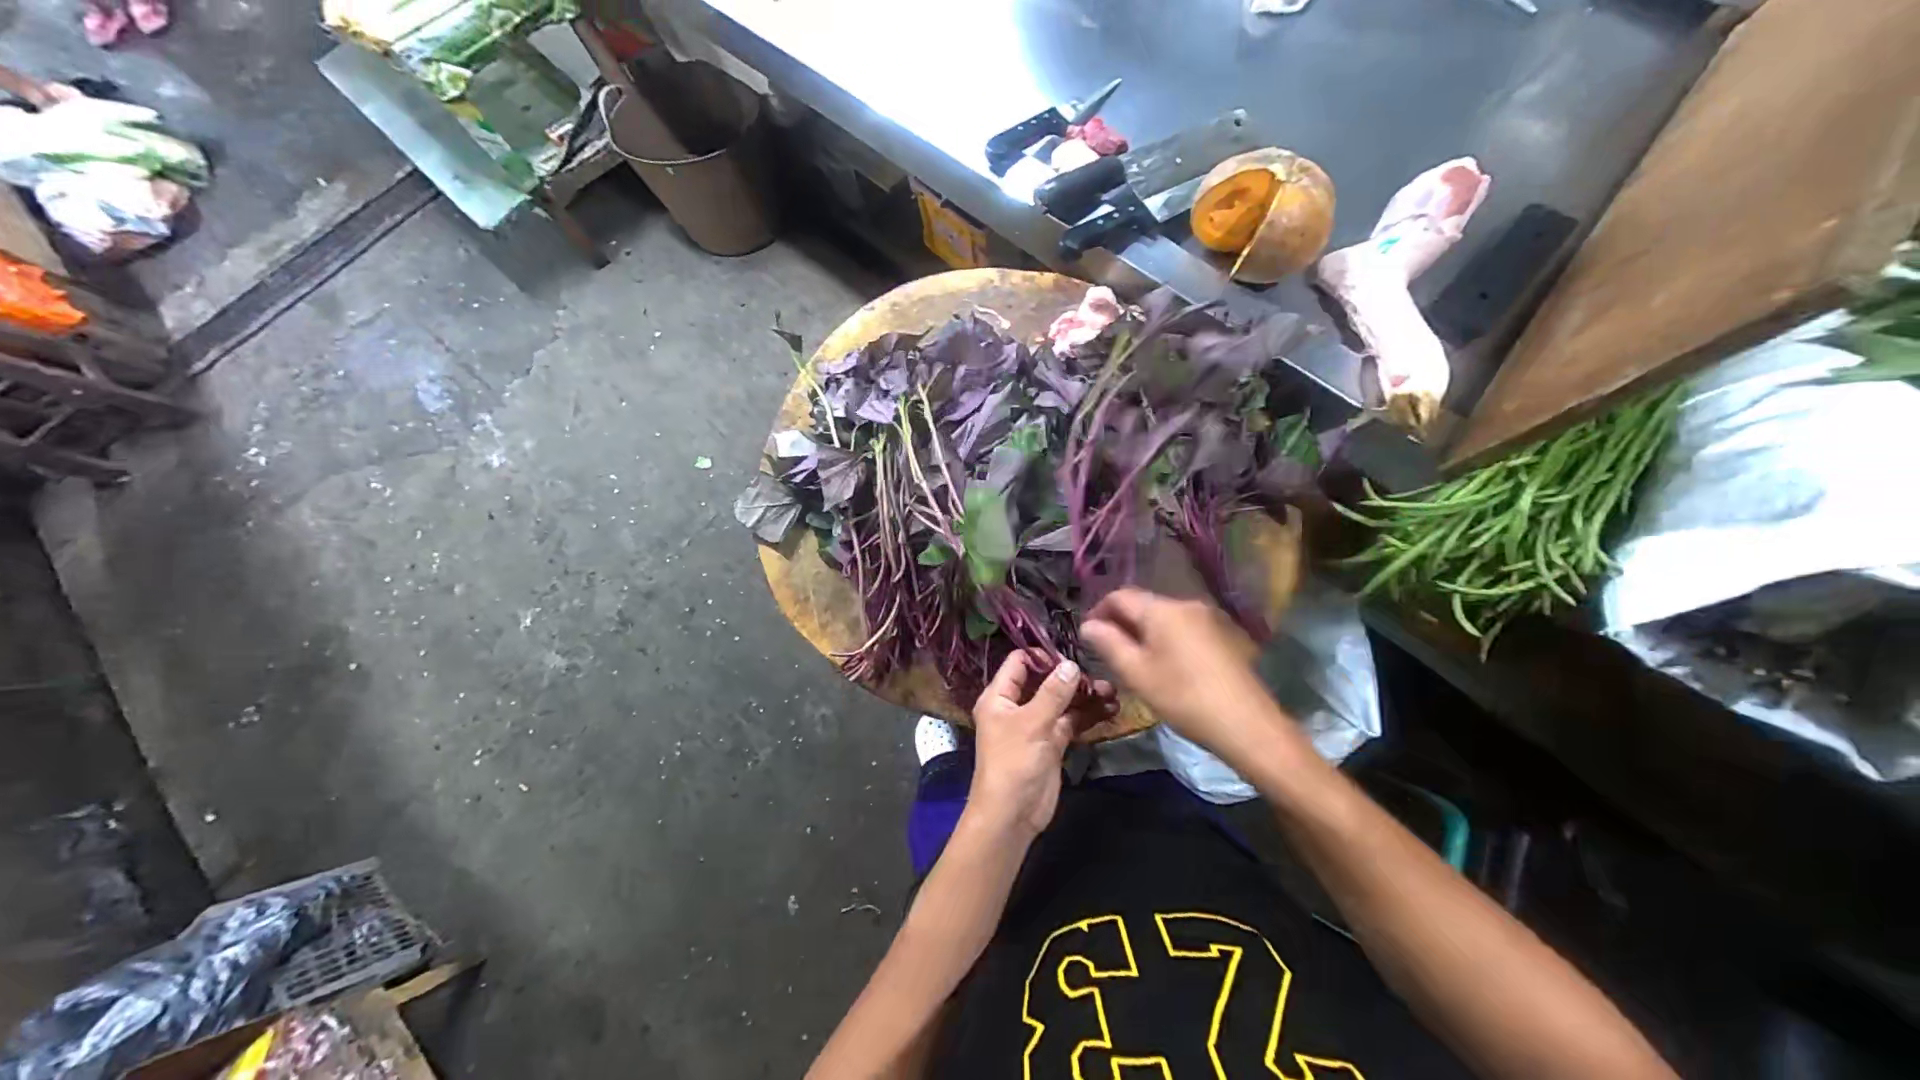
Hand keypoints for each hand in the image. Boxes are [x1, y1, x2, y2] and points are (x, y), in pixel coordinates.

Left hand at [967, 652, 1113, 836]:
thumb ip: (1053, 692)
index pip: (1019, 663)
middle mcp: (1016, 707)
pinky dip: (1088, 715)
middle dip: (1071, 678)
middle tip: (1098, 679)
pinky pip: (1071, 722)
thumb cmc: (1013, 762)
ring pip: (1062, 702)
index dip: (1043, 657)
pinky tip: (1110, 709)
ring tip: (1112, 692)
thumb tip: (1071, 665)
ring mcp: (1035, 726)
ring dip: (1085, 697)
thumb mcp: (1032, 723)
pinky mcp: (1052, 744)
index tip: (1070, 658)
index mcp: (999, 696)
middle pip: (1045, 682)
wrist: (1012, 815)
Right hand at [1082, 587, 1300, 766]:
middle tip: (1108, 652)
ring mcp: (1209, 618)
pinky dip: (1168, 640)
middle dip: (1122, 623)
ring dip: (1145, 632)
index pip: (1119, 596)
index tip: (1087, 636)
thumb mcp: (1136, 673)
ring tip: (1135, 662)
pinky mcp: (1225, 635)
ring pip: (1165, 618)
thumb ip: (1108, 643)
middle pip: (1144, 605)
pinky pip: (1185, 629)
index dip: (1098, 612)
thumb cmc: (1183, 697)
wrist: (1247, 724)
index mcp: (1161, 609)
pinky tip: (1167, 666)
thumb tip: (1088, 625)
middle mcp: (1186, 604)